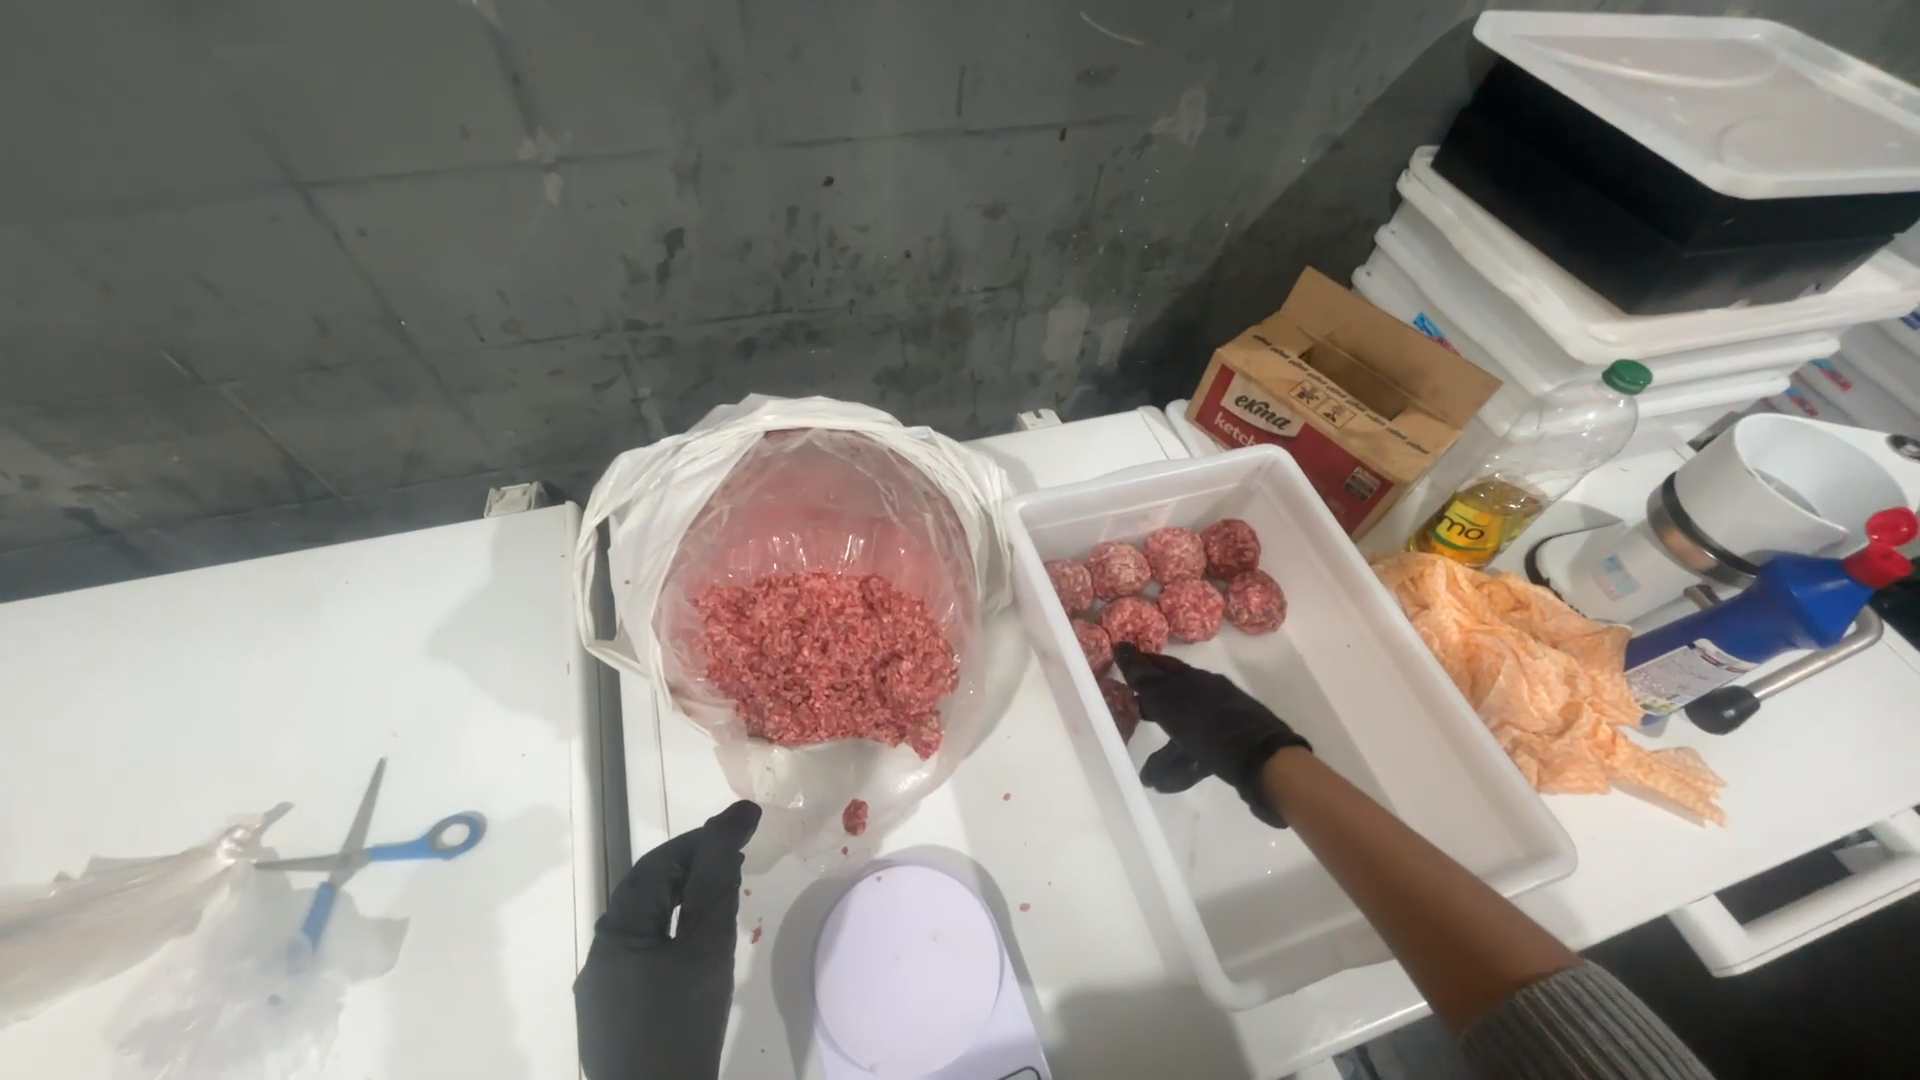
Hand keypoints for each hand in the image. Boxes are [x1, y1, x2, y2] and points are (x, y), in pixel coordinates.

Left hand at [574, 801, 761, 1079]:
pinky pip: (645, 951)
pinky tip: (702, 934)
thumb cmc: (681, 1028)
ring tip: (726, 882)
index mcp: (616, 936)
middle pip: (646, 891)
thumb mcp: (707, 950)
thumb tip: (732, 821)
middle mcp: (601, 956)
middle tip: (737, 849)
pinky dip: (676, 927)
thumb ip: (716, 884)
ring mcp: (605, 989)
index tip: (742, 822)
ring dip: (683, 894)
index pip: (657, 867)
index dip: (700, 838)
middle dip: (691, 863)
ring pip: (646, 921)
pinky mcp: (617, 1013)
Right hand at [1113, 644, 1310, 827]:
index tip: (1119, 666)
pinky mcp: (1229, 750)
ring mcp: (1221, 723)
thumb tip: (1122, 648)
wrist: (1262, 760)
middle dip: (1151, 704)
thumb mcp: (1170, 700)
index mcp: (1195, 680)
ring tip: (1146, 770)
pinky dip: (1179, 766)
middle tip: (1129, 709)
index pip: (1162, 666)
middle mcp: (1209, 696)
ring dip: (1164, 747)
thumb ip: (1146, 679)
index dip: (1140, 665)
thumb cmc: (1210, 727)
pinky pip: (1195, 755)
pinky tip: (1164, 783)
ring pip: (1184, 730)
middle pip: (1173, 697)